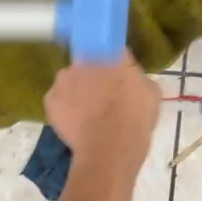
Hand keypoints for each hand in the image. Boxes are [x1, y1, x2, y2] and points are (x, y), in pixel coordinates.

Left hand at [44, 55, 161, 174]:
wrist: (109, 150)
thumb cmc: (135, 120)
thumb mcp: (152, 92)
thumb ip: (137, 77)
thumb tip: (130, 77)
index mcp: (112, 54)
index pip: (111, 49)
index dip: (114, 63)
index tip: (119, 75)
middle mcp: (84, 60)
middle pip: (88, 63)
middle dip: (94, 76)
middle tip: (105, 96)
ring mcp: (63, 79)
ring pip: (71, 80)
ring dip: (77, 90)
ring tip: (88, 113)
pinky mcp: (49, 99)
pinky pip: (59, 99)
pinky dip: (65, 107)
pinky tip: (76, 122)